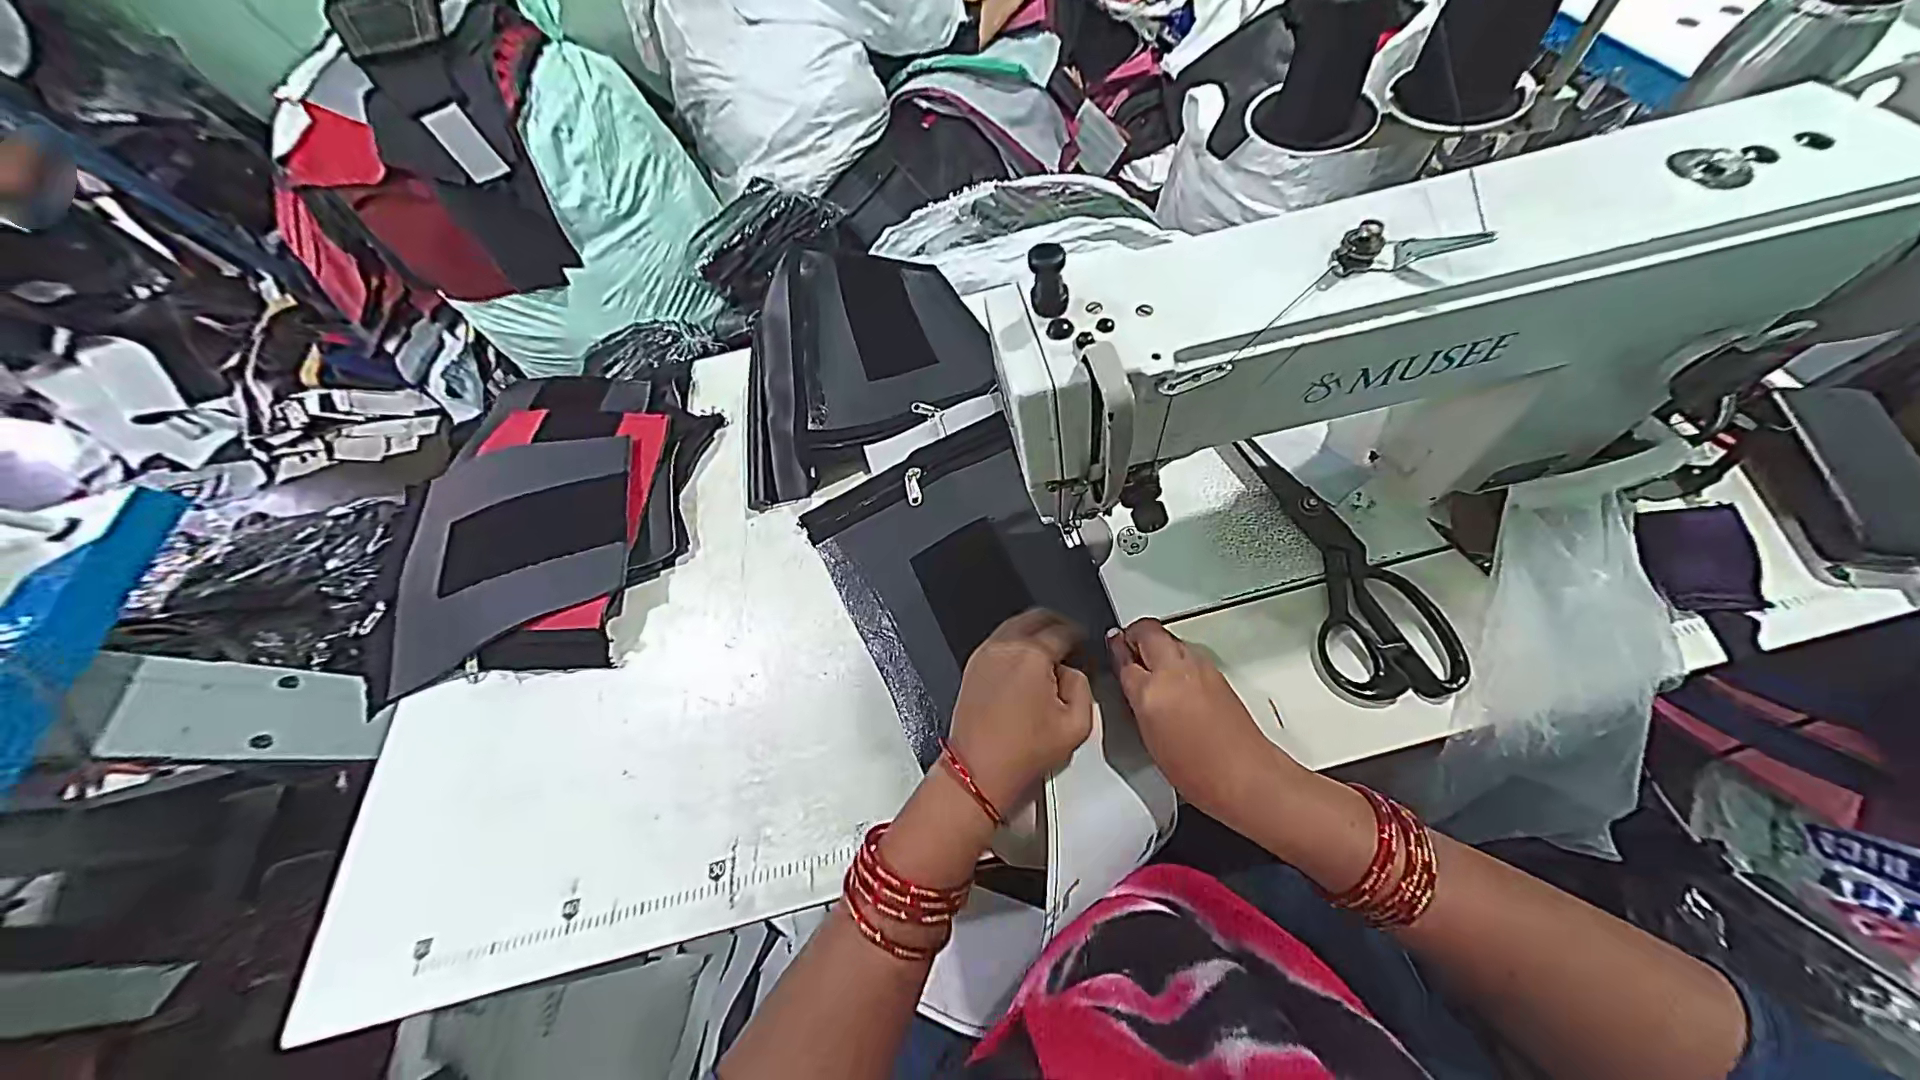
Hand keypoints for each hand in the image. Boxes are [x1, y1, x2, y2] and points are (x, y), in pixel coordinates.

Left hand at [946, 609, 1096, 814]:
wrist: (979, 772)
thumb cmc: (1019, 753)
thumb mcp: (1076, 725)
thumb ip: (1083, 686)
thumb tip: (1074, 673)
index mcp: (1032, 655)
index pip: (1064, 630)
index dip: (1081, 636)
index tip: (1085, 645)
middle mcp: (1004, 647)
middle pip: (1036, 616)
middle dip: (1057, 624)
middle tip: (1070, 639)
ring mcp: (984, 655)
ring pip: (1015, 625)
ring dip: (1035, 632)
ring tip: (1050, 653)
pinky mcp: (972, 667)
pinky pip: (999, 642)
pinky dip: (1015, 644)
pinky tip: (1027, 666)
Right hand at [1108, 618, 1308, 820]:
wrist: (1245, 776)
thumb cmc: (1201, 769)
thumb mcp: (1148, 736)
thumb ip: (1136, 698)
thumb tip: (1129, 678)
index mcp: (1151, 690)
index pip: (1124, 656)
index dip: (1116, 652)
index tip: (1114, 651)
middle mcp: (1177, 671)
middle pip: (1148, 631)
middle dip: (1135, 635)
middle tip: (1129, 649)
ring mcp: (1200, 668)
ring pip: (1170, 639)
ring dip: (1158, 645)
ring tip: (1153, 669)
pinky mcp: (1217, 674)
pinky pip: (1189, 655)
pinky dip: (1178, 660)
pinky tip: (1176, 683)